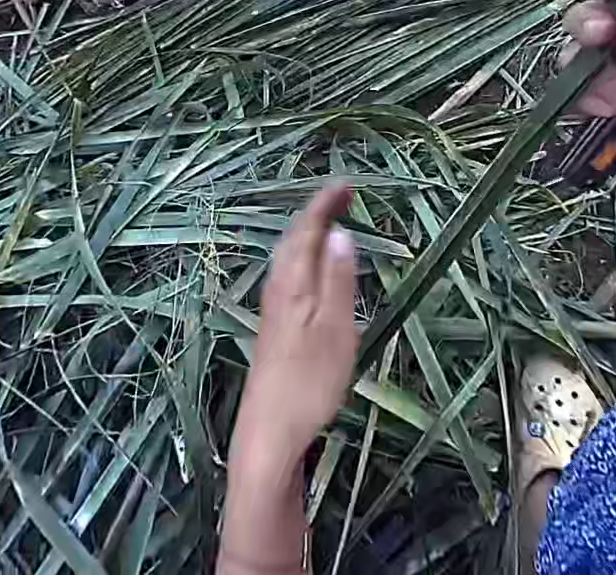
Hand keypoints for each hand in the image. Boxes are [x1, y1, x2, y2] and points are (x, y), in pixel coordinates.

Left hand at [233, 183, 358, 468]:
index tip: (347, 184)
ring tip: (330, 220)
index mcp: (292, 280)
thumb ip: (338, 279)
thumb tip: (341, 233)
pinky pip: (289, 269)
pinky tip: (311, 266)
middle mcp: (277, 284)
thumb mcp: (335, 329)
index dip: (325, 203)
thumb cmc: (308, 381)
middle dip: (318, 211)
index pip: (307, 228)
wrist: (268, 431)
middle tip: (344, 196)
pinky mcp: (274, 322)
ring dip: (309, 230)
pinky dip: (304, 252)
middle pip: (294, 236)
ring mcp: (272, 304)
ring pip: (289, 253)